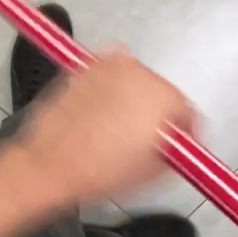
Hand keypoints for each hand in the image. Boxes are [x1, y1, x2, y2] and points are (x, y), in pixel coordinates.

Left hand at [0, 47, 195, 210]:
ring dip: (134, 100)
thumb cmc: (95, 170)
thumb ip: (177, 152)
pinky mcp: (87, 65)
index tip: (178, 143)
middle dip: (158, 114)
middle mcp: (140, 73)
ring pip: (136, 81)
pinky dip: (111, 88)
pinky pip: (110, 73)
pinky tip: (102, 111)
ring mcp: (111, 65)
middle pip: (162, 92)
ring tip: (118, 128)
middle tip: (145, 139)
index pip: (188, 110)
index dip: (184, 132)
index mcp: (163, 97)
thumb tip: (180, 146)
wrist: (50, 164)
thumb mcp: (152, 171)